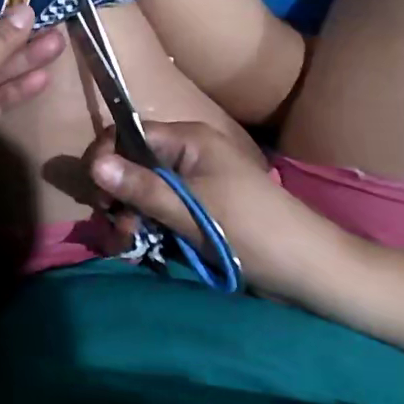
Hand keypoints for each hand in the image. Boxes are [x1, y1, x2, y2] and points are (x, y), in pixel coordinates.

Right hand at [85, 121, 340, 295]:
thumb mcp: (191, 210)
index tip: (99, 196)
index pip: (130, 133)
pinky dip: (149, 228)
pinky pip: (160, 211)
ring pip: (143, 192)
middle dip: (119, 197)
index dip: (107, 158)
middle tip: (123, 230)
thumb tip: (93, 164)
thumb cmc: (253, 230)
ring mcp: (193, 183)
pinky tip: (146, 248)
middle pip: (133, 164)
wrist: (310, 270)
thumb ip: (141, 187)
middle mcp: (188, 154)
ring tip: (134, 245)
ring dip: (132, 218)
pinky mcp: (198, 210)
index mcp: (189, 139)